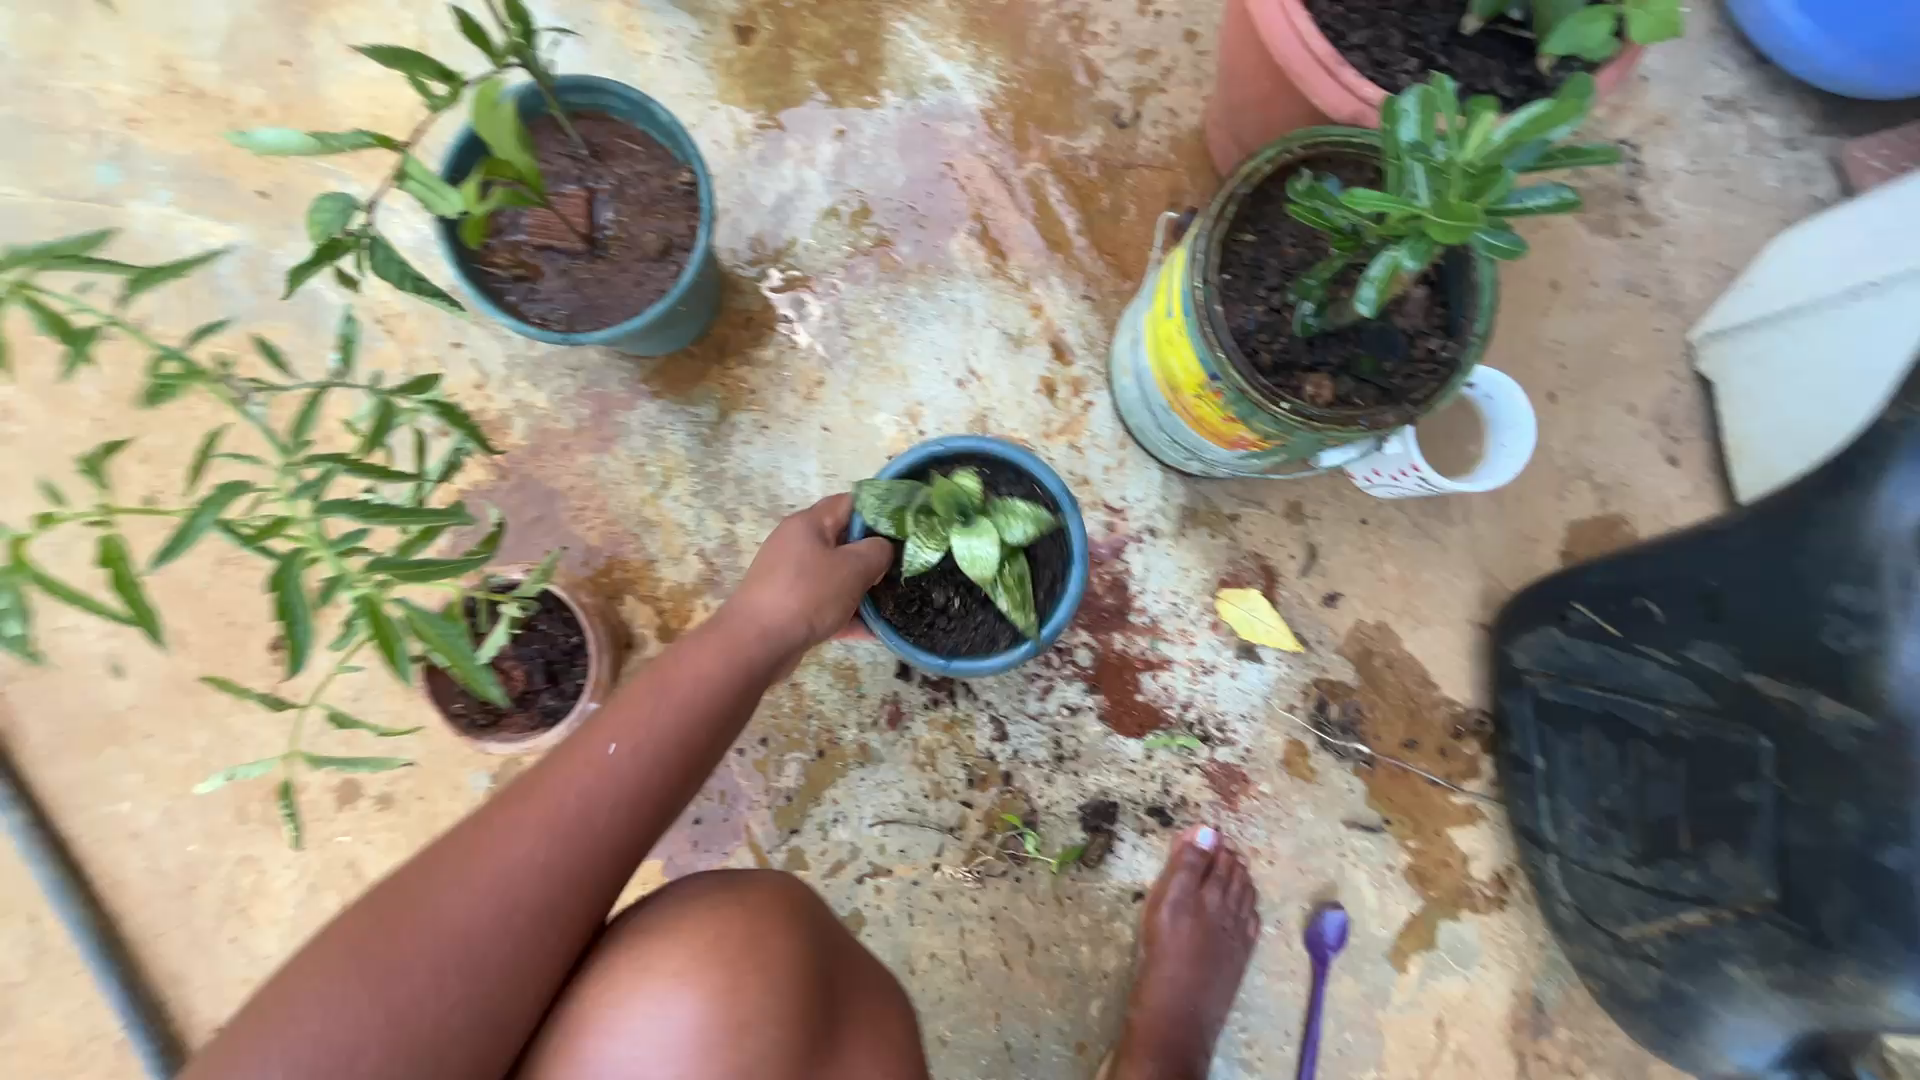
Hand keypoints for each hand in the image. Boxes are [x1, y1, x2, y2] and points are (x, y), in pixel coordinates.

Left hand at [719, 493, 893, 663]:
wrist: (757, 643)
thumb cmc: (808, 594)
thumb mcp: (854, 567)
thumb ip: (878, 551)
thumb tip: (882, 549)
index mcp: (809, 523)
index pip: (850, 503)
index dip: (880, 512)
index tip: (905, 530)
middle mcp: (797, 544)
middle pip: (844, 541)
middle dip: (873, 556)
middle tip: (899, 570)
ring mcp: (791, 576)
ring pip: (836, 575)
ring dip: (862, 588)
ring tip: (893, 601)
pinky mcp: (790, 605)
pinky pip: (826, 603)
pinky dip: (847, 614)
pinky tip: (873, 631)